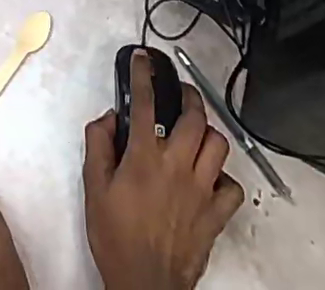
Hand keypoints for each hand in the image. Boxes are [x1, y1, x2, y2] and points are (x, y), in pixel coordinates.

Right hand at [83, 55, 244, 289]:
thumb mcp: (93, 188)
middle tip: (179, 93)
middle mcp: (177, 165)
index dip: (143, 74)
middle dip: (188, 95)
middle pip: (194, 116)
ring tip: (197, 131)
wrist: (143, 285)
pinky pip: (231, 186)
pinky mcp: (216, 214)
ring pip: (218, 144)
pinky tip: (209, 178)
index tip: (144, 58)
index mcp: (145, 157)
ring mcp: (201, 189)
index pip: (145, 102)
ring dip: (208, 133)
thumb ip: (98, 145)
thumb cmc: (115, 235)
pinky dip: (223, 178)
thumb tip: (109, 117)